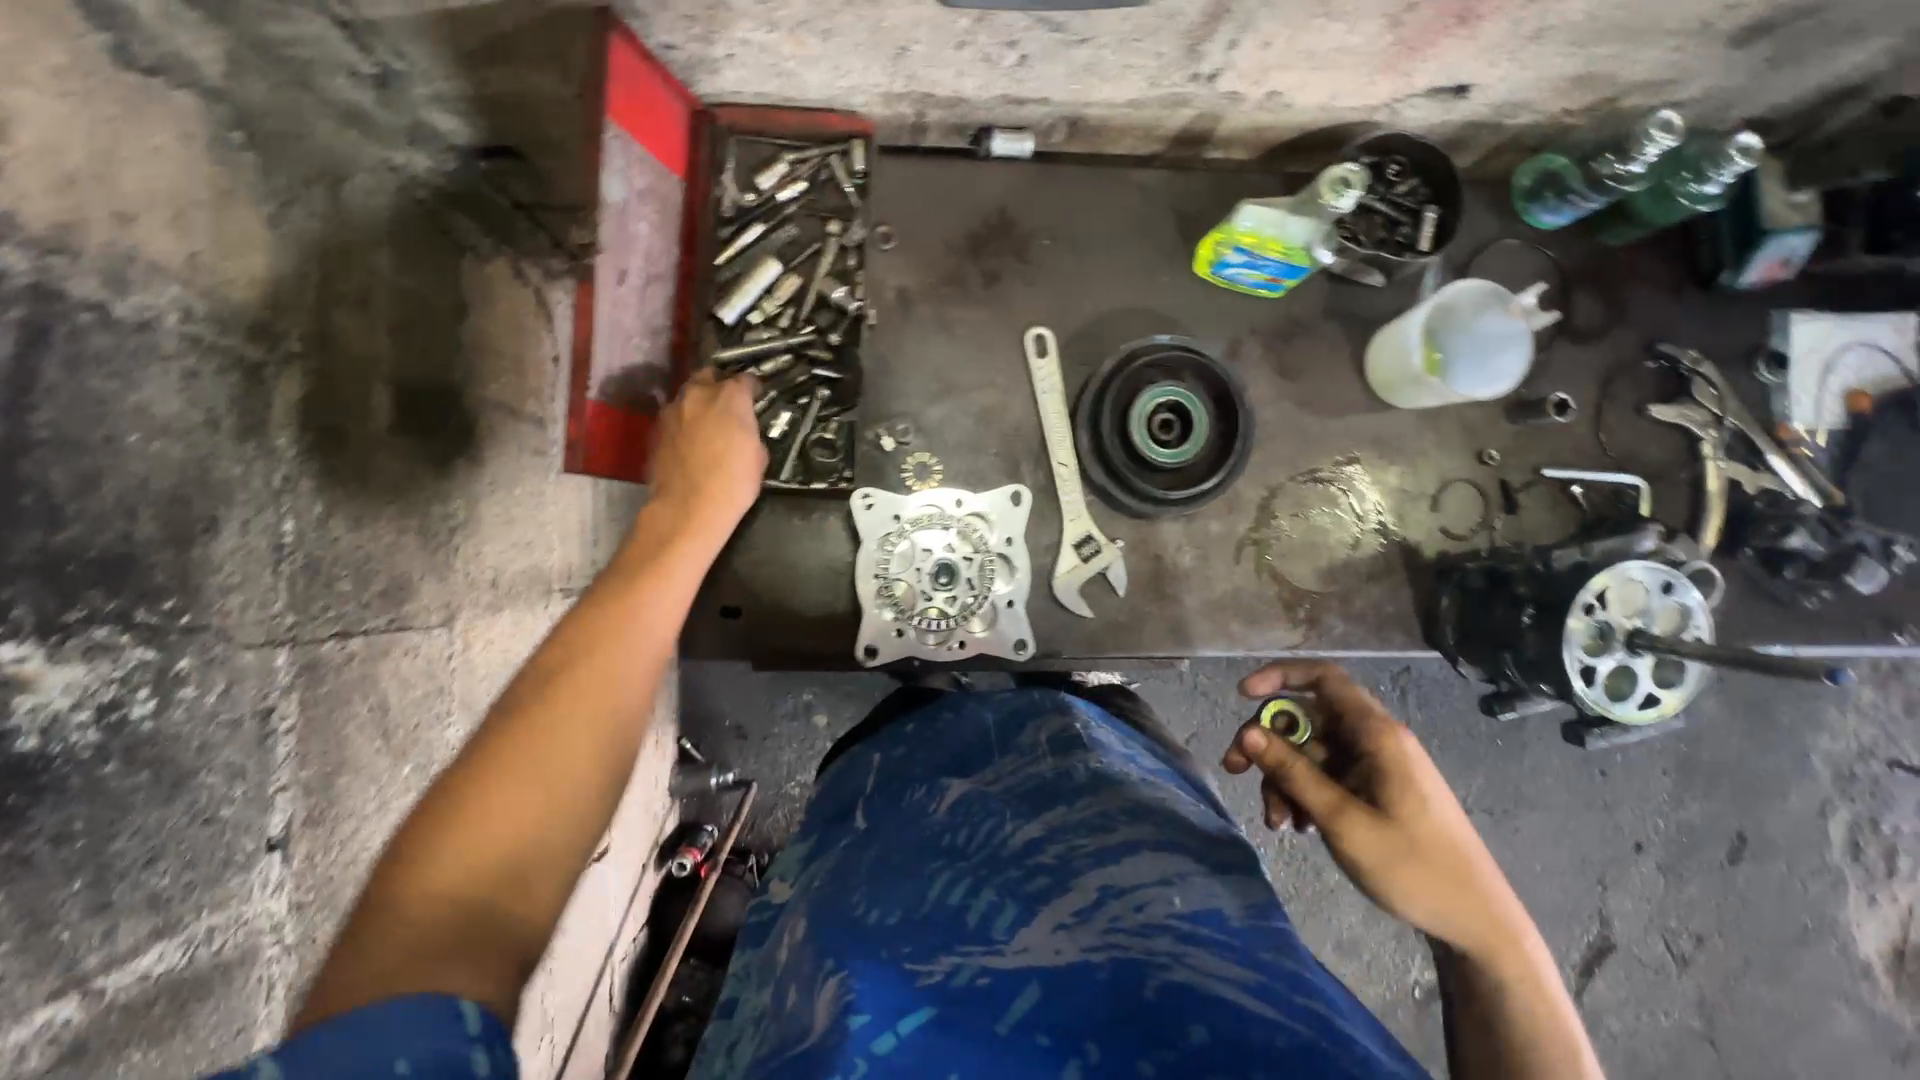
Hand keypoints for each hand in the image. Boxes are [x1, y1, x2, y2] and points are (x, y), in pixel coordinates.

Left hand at [646, 369, 765, 535]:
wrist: (688, 507)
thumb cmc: (734, 482)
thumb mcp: (758, 455)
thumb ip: (749, 431)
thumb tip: (742, 431)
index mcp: (729, 397)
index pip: (745, 379)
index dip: (753, 388)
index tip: (756, 397)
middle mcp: (698, 394)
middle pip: (708, 376)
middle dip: (718, 385)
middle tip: (727, 404)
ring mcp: (671, 410)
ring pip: (686, 396)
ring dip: (697, 404)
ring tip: (705, 423)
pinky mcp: (654, 429)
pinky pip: (672, 418)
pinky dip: (682, 424)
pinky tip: (687, 442)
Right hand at [1222, 661, 1530, 960]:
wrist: (1475, 920)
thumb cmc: (1413, 868)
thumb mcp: (1343, 820)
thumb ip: (1294, 773)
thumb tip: (1248, 731)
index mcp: (1377, 735)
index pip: (1323, 678)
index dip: (1279, 677)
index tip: (1241, 696)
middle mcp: (1376, 740)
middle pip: (1307, 719)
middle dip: (1268, 743)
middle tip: (1234, 771)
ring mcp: (1376, 766)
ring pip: (1311, 752)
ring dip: (1285, 779)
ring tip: (1278, 823)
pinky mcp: (1375, 791)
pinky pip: (1327, 777)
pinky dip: (1305, 795)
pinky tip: (1299, 829)